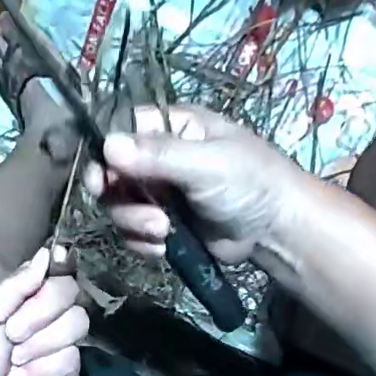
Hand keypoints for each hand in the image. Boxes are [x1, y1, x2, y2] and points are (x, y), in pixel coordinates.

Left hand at [0, 245, 87, 375]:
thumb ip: (13, 287)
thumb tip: (46, 254)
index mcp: (23, 302)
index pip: (54, 273)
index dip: (57, 268)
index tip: (55, 263)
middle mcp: (46, 319)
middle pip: (70, 293)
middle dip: (40, 311)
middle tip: (12, 333)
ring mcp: (59, 345)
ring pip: (76, 323)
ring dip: (40, 343)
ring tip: (16, 361)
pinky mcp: (69, 373)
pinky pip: (71, 357)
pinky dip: (42, 368)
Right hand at [83, 105, 304, 264]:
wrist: (274, 229)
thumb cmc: (249, 182)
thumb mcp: (206, 163)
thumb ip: (158, 156)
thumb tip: (108, 146)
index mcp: (170, 128)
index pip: (120, 132)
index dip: (104, 157)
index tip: (101, 182)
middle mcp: (157, 158)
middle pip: (112, 175)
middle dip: (121, 199)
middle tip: (139, 213)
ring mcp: (158, 194)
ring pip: (120, 208)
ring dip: (135, 224)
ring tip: (164, 231)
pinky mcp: (162, 225)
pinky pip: (133, 234)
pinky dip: (143, 243)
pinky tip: (165, 247)